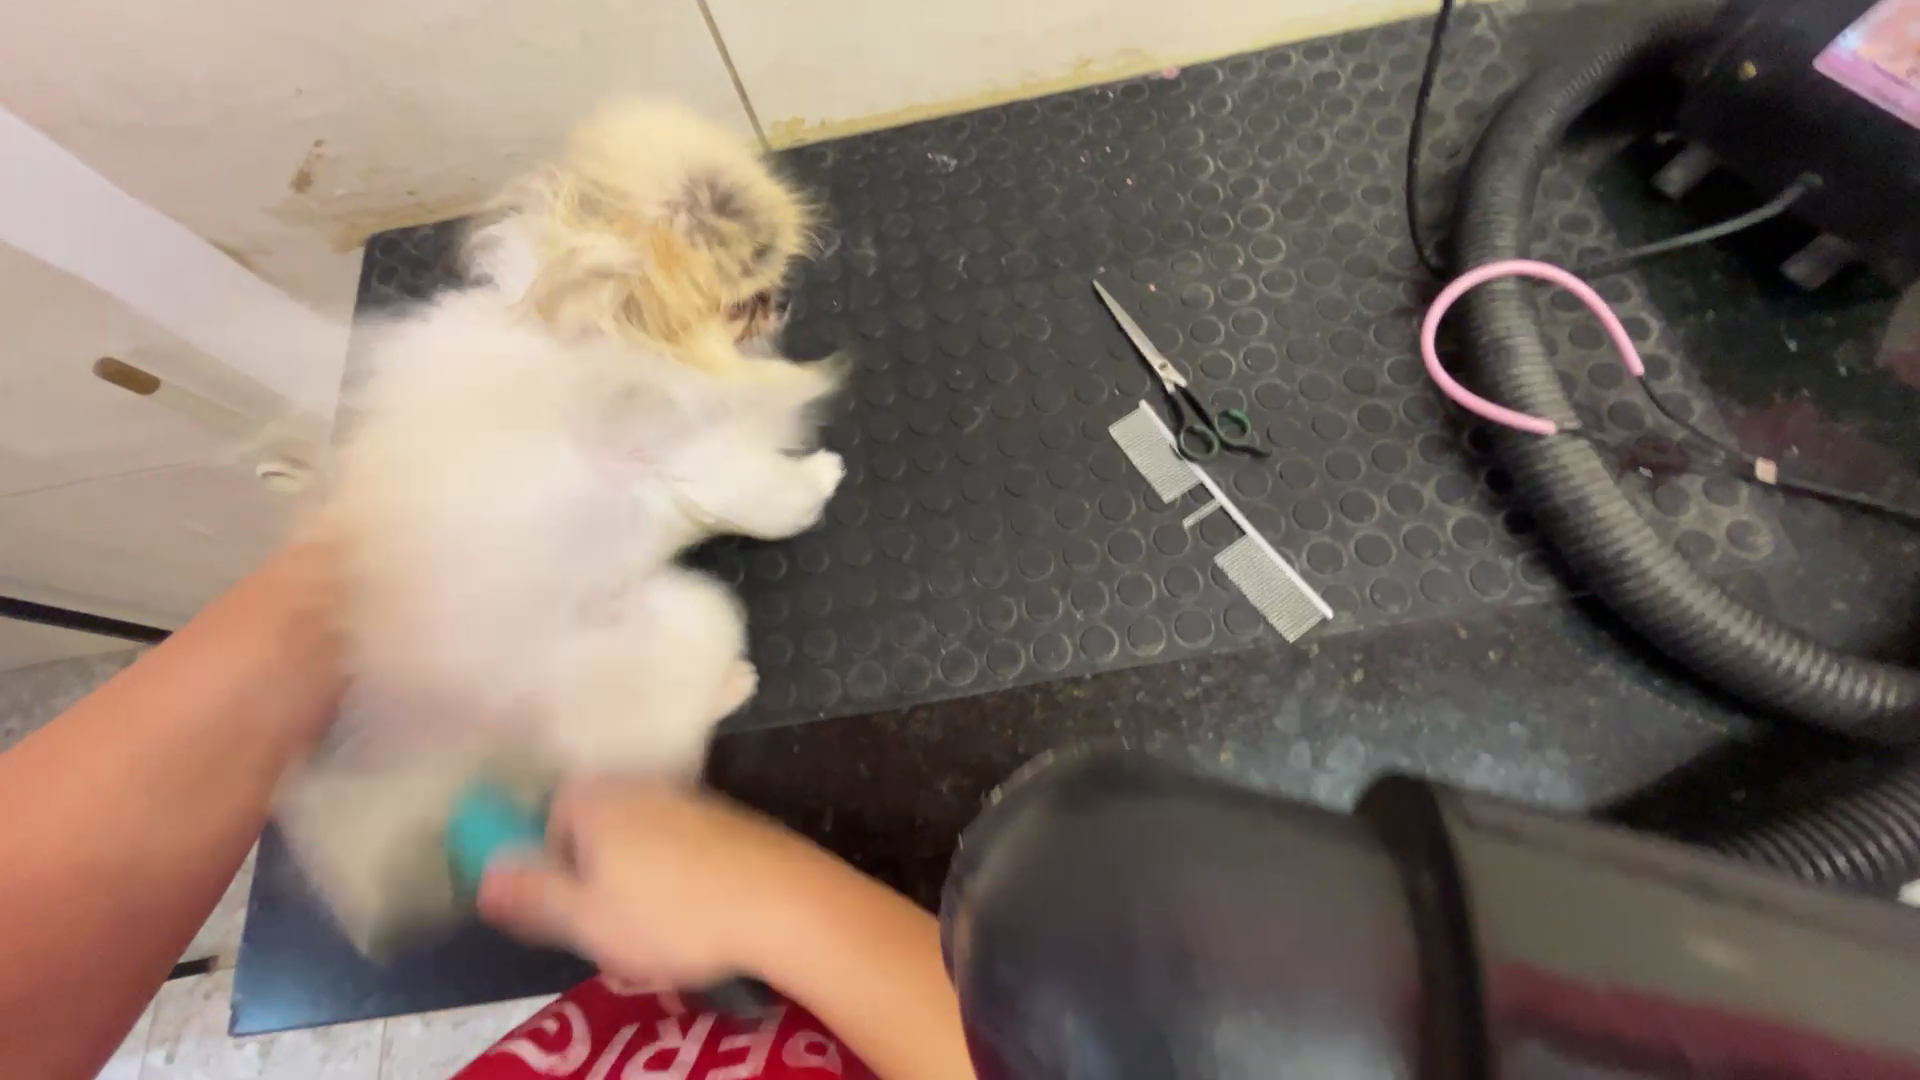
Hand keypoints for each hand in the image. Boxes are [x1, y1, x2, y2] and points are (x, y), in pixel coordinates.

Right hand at [476, 780, 816, 986]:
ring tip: (650, 930)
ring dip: (635, 880)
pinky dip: (675, 876)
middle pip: (599, 823)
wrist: (779, 900)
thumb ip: (532, 893)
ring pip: (641, 839)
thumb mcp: (586, 918)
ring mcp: (694, 800)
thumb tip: (486, 873)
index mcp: (605, 801)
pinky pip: (682, 846)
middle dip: (592, 872)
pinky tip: (691, 914)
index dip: (548, 853)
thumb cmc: (673, 913)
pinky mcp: (729, 822)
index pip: (556, 806)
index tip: (561, 898)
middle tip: (603, 923)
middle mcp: (649, 788)